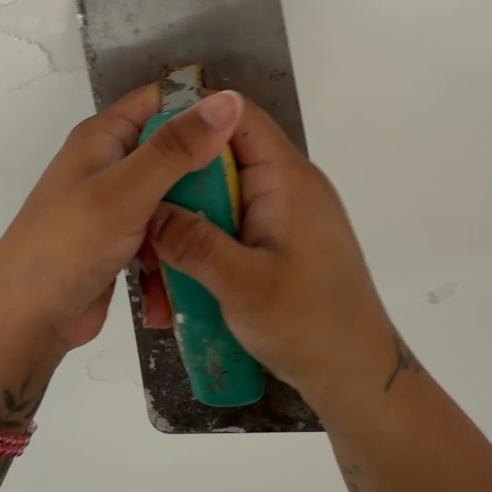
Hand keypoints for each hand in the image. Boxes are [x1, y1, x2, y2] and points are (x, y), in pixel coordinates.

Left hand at [0, 84, 243, 355]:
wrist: (28, 317)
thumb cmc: (69, 245)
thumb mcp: (126, 190)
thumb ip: (176, 149)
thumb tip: (228, 100)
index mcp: (101, 138)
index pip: (159, 102)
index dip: (202, 108)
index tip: (249, 129)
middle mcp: (107, 165)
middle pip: (170, 151)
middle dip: (207, 167)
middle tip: (253, 185)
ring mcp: (113, 207)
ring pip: (169, 196)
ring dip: (195, 210)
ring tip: (239, 223)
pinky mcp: (119, 242)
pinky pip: (160, 232)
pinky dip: (177, 242)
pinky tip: (206, 256)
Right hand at [145, 97, 395, 400]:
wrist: (355, 374)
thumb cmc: (309, 326)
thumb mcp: (243, 286)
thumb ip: (193, 243)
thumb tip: (147, 208)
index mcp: (286, 181)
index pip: (237, 117)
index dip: (190, 118)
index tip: (142, 146)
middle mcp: (284, 188)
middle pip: (216, 162)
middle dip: (173, 190)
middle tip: (136, 220)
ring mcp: (278, 217)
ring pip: (214, 202)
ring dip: (181, 230)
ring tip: (151, 267)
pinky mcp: (272, 244)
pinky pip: (224, 231)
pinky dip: (197, 252)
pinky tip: (174, 286)